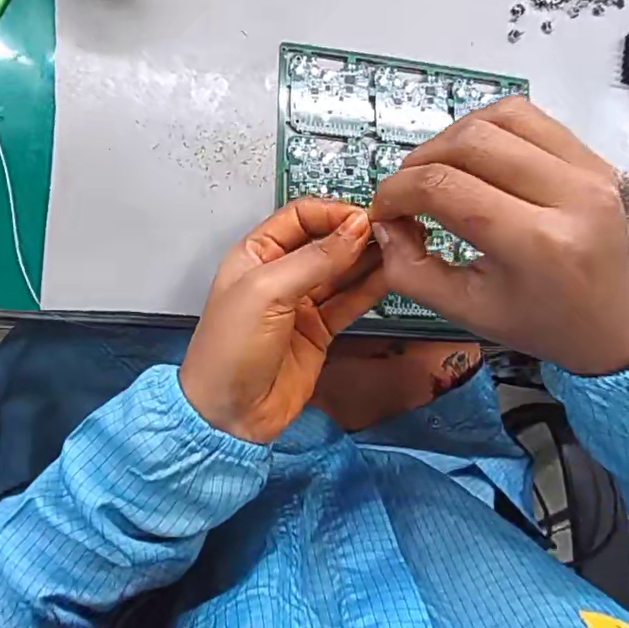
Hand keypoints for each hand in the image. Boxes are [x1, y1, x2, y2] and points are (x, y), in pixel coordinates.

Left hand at [180, 199, 387, 442]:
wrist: (229, 414)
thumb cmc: (227, 352)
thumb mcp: (266, 293)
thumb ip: (313, 260)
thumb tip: (354, 229)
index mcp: (255, 255)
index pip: (300, 217)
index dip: (332, 213)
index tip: (363, 217)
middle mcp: (279, 275)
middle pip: (325, 242)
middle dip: (356, 233)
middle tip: (393, 229)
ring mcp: (300, 304)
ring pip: (342, 271)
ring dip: (369, 259)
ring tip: (401, 247)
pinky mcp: (318, 331)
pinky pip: (349, 302)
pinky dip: (370, 289)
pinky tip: (391, 276)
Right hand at [367, 97, 628, 375]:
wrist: (612, 325)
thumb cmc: (538, 324)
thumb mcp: (463, 310)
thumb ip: (409, 269)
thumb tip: (384, 223)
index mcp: (536, 244)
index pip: (445, 187)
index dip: (397, 192)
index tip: (383, 211)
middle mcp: (570, 195)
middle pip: (469, 143)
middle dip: (418, 163)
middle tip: (404, 194)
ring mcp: (589, 170)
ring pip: (498, 118)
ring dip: (449, 139)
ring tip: (435, 172)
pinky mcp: (593, 158)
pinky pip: (528, 118)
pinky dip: (485, 129)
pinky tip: (471, 159)